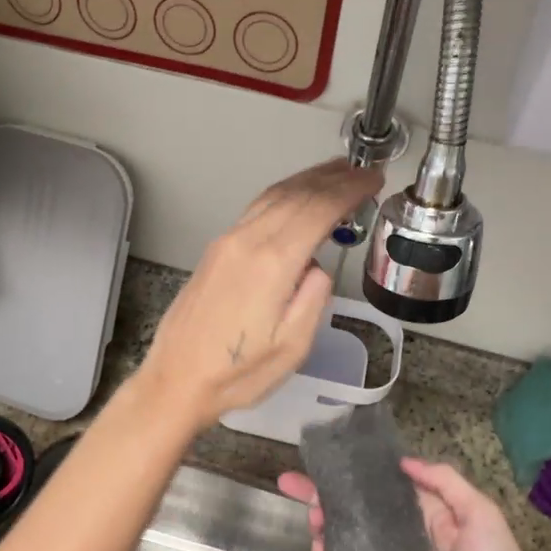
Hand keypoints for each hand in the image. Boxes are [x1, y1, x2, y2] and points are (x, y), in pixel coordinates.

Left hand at [133, 158, 381, 428]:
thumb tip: (319, 268)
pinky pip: (256, 209)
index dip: (349, 189)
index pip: (318, 209)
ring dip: (307, 181)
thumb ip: (314, 299)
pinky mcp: (215, 252)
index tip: (373, 180)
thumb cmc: (236, 374)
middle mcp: (246, 242)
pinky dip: (284, 195)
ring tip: (335, 173)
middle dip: (332, 178)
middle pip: (296, 194)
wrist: (176, 380)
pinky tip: (295, 200)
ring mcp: (226, 243)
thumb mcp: (292, 347)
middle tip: (361, 171)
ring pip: (272, 196)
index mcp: (272, 264)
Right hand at [279, 458, 549, 550]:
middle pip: (355, 507)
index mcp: (426, 510)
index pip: (382, 483)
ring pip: (346, 537)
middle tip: (291, 483)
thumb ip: (445, 482)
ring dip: (323, 524)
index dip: (355, 470)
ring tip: (311, 519)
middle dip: (323, 494)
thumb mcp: (481, 514)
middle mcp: (401, 531)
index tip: (325, 456)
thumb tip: (403, 460)